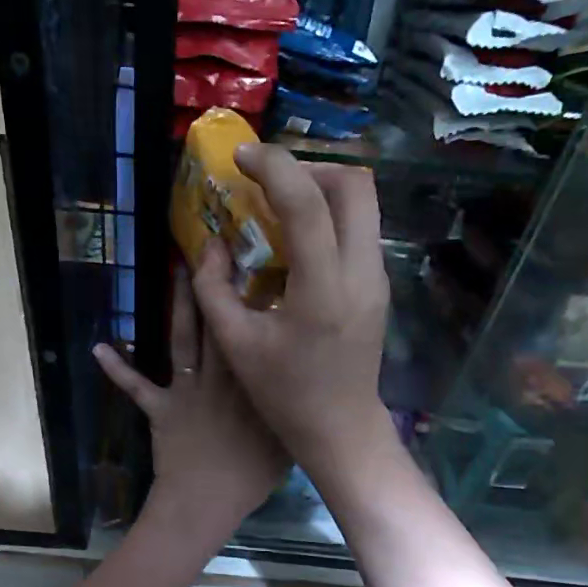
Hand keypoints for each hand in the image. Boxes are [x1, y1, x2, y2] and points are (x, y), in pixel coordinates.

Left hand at [95, 270, 288, 532]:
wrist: (207, 499)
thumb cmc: (252, 475)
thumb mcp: (286, 439)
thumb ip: (291, 407)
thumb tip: (304, 381)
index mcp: (253, 380)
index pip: (255, 331)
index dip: (256, 296)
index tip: (257, 263)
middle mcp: (221, 375)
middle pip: (218, 323)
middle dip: (216, 283)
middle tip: (213, 246)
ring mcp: (188, 389)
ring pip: (183, 339)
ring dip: (178, 306)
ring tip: (175, 270)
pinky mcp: (162, 408)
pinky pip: (137, 386)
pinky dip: (117, 369)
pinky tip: (99, 348)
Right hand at [192, 145, 393, 472]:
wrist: (340, 427)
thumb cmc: (283, 393)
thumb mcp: (235, 344)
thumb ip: (212, 287)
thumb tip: (208, 243)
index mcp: (322, 289)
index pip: (307, 203)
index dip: (273, 166)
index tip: (241, 159)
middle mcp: (360, 273)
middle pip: (354, 184)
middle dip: (308, 167)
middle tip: (268, 182)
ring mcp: (377, 277)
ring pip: (364, 202)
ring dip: (321, 188)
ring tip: (280, 204)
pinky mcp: (379, 284)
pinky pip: (361, 227)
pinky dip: (330, 214)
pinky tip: (298, 238)